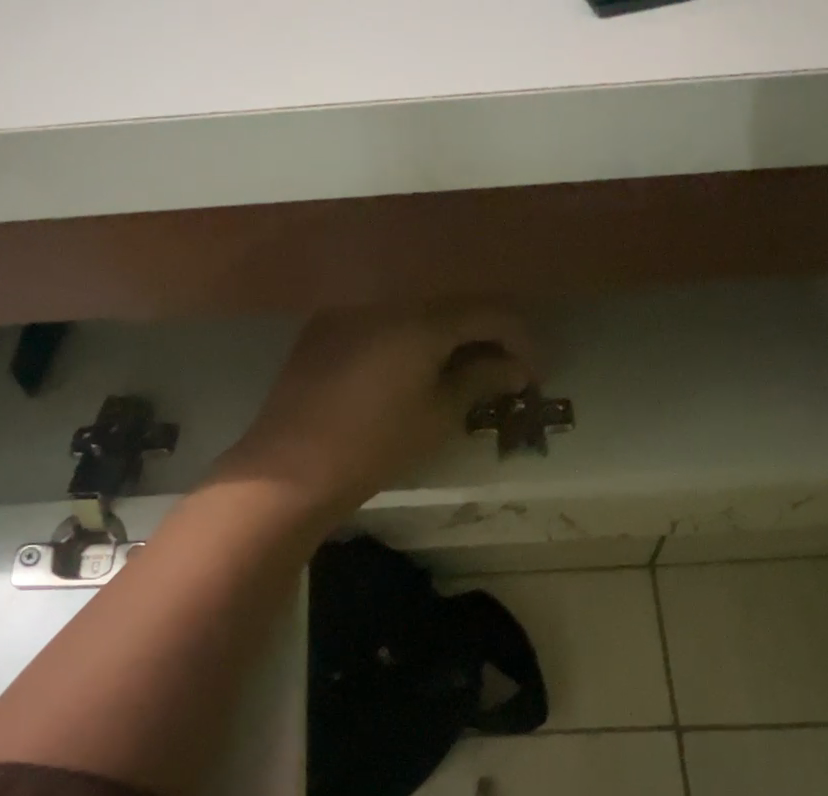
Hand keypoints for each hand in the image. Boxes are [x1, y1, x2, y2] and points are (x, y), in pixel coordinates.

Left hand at [216, 300, 535, 512]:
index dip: (521, 341)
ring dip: (447, 335)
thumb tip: (515, 368)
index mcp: (421, 317)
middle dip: (486, 335)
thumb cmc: (374, 445)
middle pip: (452, 304)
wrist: (292, 466)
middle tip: (505, 371)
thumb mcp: (437, 415)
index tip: (536, 374)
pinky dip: (409, 336)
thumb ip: (480, 380)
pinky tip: (417, 367)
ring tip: (464, 371)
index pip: (489, 313)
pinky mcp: (325, 326)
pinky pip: (382, 319)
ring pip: (415, 309)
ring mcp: (350, 308)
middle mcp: (385, 296)